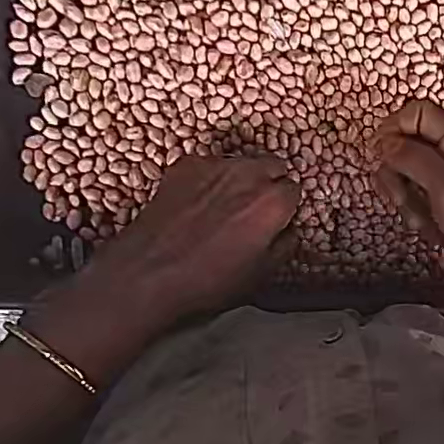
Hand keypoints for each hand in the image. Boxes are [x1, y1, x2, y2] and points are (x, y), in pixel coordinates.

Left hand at [23, 155, 297, 380]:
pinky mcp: (183, 167)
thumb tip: (288, 232)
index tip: (281, 221)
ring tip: (232, 210)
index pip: (295, 190)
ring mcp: (212, 167)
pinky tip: (205, 205)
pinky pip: (212, 165)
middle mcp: (245, 176)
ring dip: (245, 179)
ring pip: (243, 162)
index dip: (288, 208)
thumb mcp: (261, 274)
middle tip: (262, 212)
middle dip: (272, 184)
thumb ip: (284, 245)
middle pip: (273, 165)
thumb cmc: (206, 281)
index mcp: (272, 203)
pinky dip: (214, 178)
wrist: (148, 275)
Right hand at [371, 100, 443, 291]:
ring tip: (420, 213)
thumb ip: (415, 159)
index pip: (419, 113)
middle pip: (404, 142)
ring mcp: (442, 175)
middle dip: (397, 169)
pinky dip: (409, 209)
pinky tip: (424, 223)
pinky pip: (406, 193)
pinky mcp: (434, 196)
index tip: (382, 151)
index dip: (395, 128)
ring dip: (402, 194)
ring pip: (401, 170)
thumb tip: (386, 141)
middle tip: (404, 192)